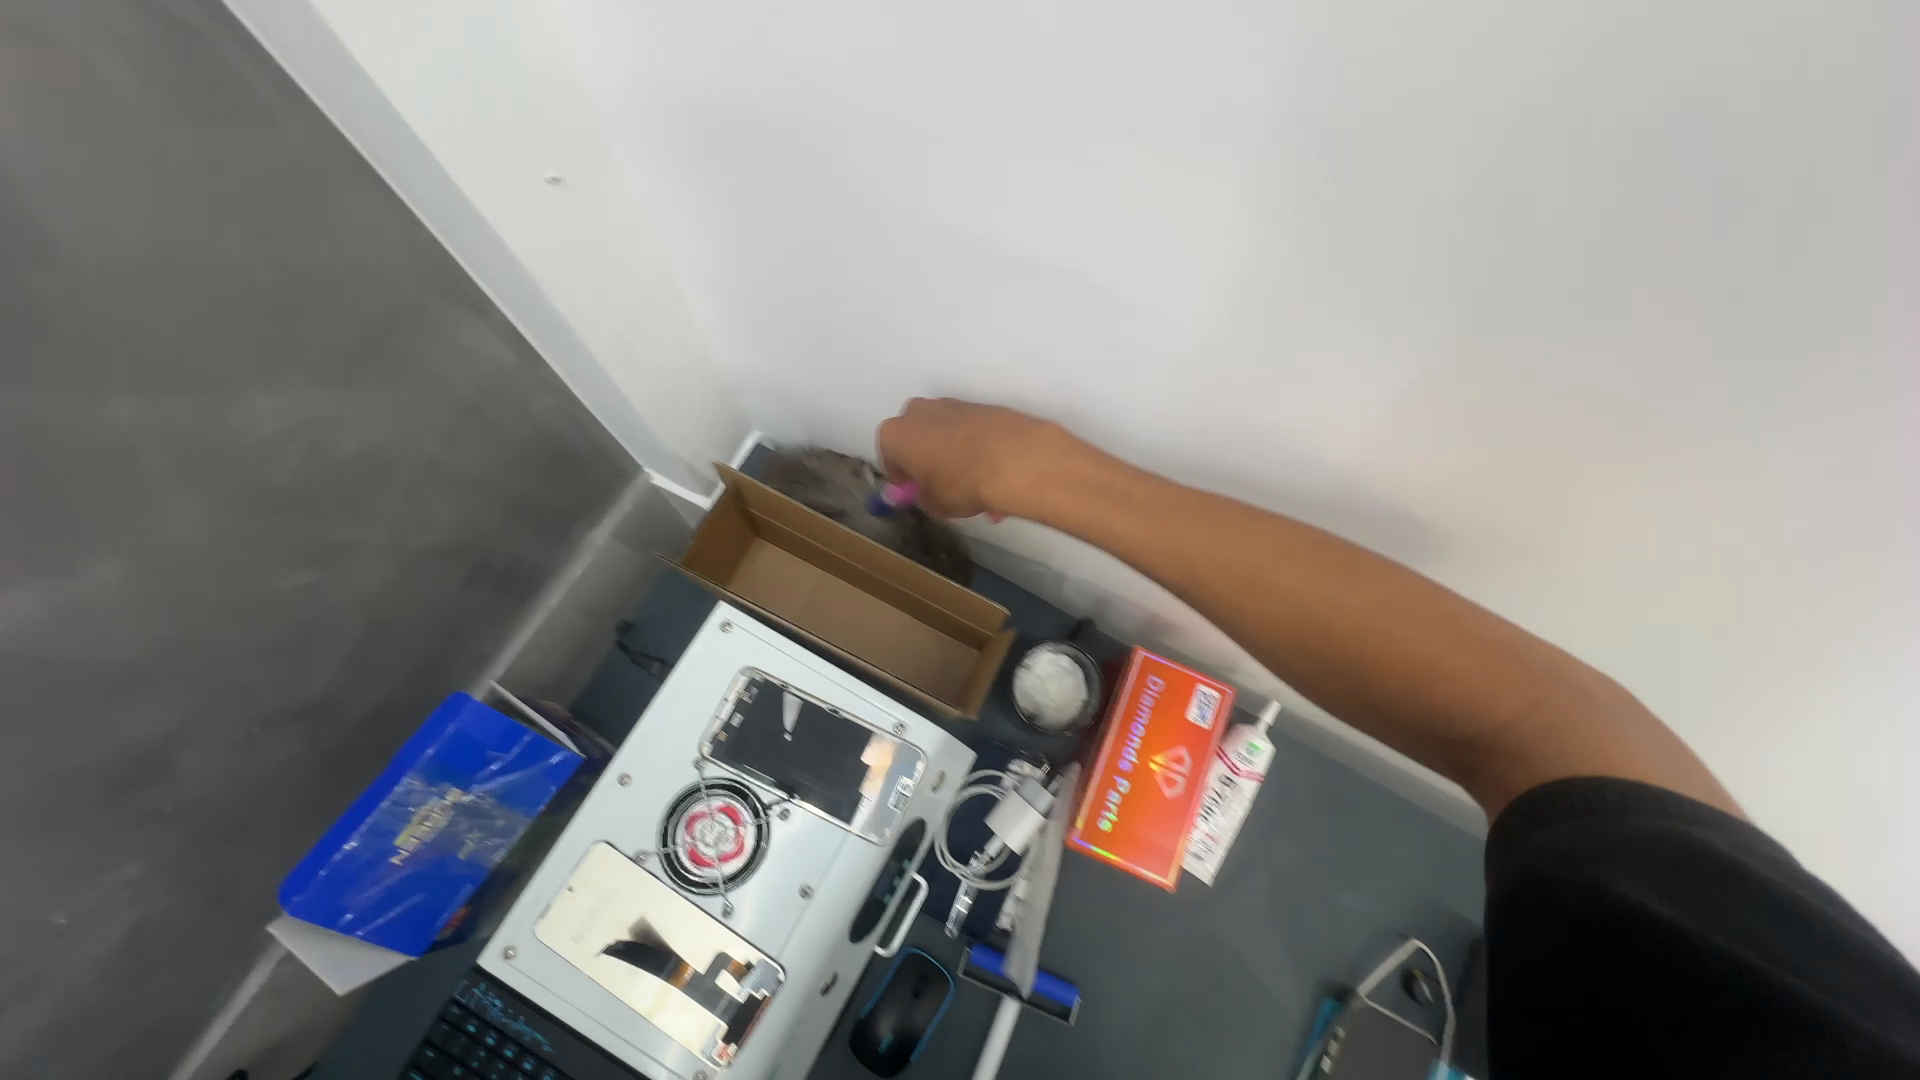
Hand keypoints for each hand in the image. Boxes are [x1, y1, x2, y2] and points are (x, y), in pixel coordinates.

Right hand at [874, 398, 1076, 520]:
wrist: (1014, 458)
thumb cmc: (960, 484)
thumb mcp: (934, 504)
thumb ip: (921, 497)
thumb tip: (923, 493)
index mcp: (895, 434)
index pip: (888, 458)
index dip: (902, 479)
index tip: (916, 492)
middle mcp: (918, 411)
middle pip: (916, 439)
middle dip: (927, 461)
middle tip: (943, 486)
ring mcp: (951, 404)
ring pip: (945, 434)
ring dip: (953, 455)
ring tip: (975, 485)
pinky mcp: (981, 405)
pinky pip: (970, 431)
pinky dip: (977, 448)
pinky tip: (993, 473)